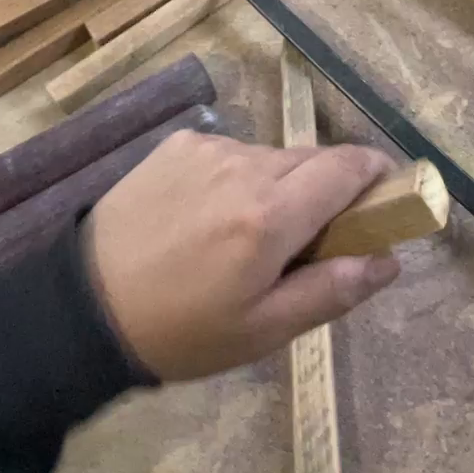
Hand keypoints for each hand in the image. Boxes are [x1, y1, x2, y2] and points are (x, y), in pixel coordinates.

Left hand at [86, 131, 400, 379]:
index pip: (347, 167)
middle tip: (312, 234)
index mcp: (270, 215)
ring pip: (273, 156)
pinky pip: (232, 152)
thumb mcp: (262, 330)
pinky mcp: (179, 142)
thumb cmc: (181, 330)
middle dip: (327, 188)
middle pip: (313, 159)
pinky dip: (240, 176)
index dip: (376, 172)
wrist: (84, 305)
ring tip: (250, 232)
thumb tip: (389, 260)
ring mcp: (209, 147)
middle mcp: (245, 165)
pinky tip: (211, 214)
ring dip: (281, 184)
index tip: (385, 193)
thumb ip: (332, 289)